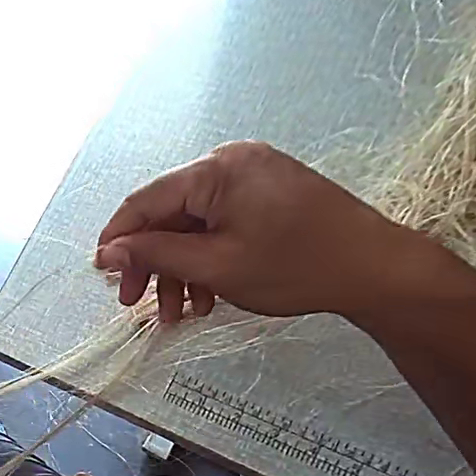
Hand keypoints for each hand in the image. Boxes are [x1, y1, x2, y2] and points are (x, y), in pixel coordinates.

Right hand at [94, 141, 475, 324]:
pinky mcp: (269, 192)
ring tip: (182, 314)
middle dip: (153, 264)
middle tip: (139, 306)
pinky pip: (223, 224)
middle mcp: (230, 161)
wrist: (373, 268)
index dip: (118, 239)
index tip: (102, 275)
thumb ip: (157, 256)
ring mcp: (253, 175)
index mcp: (215, 170)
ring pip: (196, 225)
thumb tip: (107, 251)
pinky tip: (209, 295)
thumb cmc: (294, 267)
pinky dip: (209, 259)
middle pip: (170, 214)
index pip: (145, 201)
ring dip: (182, 270)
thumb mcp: (217, 267)